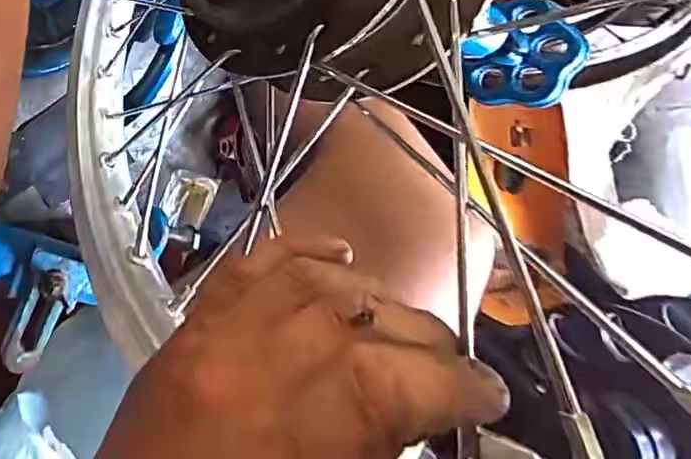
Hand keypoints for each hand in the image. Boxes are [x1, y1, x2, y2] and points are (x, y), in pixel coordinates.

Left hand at [98, 236, 510, 458]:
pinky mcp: (201, 312)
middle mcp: (279, 346)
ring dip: (373, 296)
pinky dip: (302, 250)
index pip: (413, 376)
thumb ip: (381, 444)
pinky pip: (260, 260)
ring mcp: (232, 318)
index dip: (463, 387)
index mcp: (321, 411)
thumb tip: (426, 420)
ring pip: (322, 280)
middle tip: (452, 367)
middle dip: (426, 342)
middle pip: (373, 319)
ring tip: (402, 318)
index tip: (489, 397)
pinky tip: (337, 250)